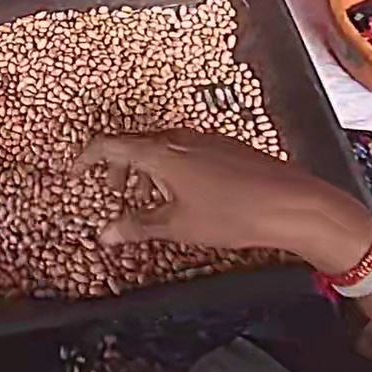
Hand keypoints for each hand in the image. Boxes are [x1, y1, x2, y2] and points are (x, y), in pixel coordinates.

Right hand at [75, 130, 371, 271]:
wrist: (295, 204)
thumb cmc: (233, 215)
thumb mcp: (178, 226)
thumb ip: (136, 226)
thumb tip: (103, 234)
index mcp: (160, 153)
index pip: (109, 145)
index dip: (87, 158)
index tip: (76, 172)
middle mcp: (177, 138)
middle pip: (133, 144)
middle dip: (117, 166)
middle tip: (116, 192)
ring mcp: (202, 138)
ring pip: (159, 146)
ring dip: (144, 167)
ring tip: (149, 196)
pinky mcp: (223, 145)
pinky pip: (182, 148)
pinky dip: (168, 165)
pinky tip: (182, 191)